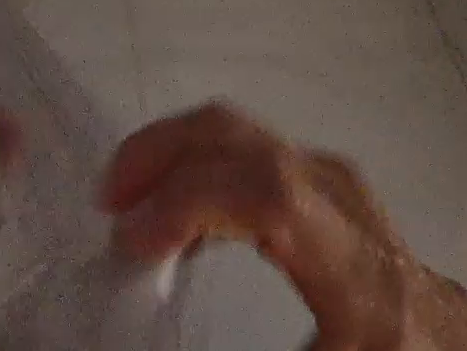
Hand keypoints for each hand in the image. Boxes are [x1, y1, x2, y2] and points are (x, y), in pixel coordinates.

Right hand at [100, 104, 466, 350]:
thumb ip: (229, 342)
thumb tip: (137, 331)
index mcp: (360, 273)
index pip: (270, 194)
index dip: (190, 200)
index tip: (130, 241)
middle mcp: (349, 210)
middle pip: (249, 142)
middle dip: (164, 154)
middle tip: (107, 201)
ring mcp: (338, 186)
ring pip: (244, 135)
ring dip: (171, 155)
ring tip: (124, 203)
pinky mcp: (324, 184)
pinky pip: (248, 154)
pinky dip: (196, 167)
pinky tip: (172, 214)